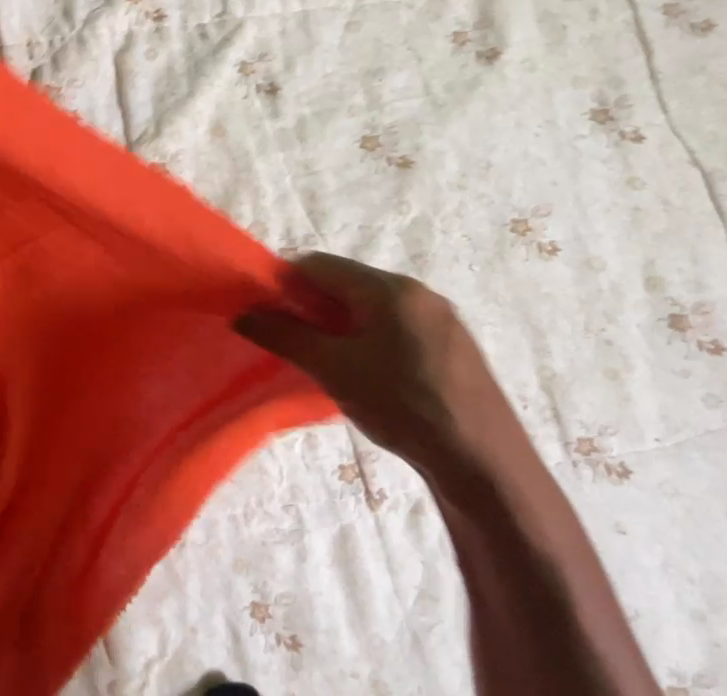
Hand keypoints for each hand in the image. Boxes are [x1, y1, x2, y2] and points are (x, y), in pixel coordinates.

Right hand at [234, 253, 518, 472]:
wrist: (484, 462)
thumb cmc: (402, 404)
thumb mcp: (330, 368)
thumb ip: (282, 335)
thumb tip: (242, 314)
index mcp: (390, 288)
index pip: (316, 264)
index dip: (281, 283)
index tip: (262, 313)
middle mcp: (418, 293)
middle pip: (344, 283)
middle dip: (307, 305)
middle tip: (286, 339)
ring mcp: (440, 319)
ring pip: (368, 307)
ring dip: (335, 324)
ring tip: (320, 359)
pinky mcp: (451, 346)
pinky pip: (392, 326)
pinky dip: (364, 338)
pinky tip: (361, 372)